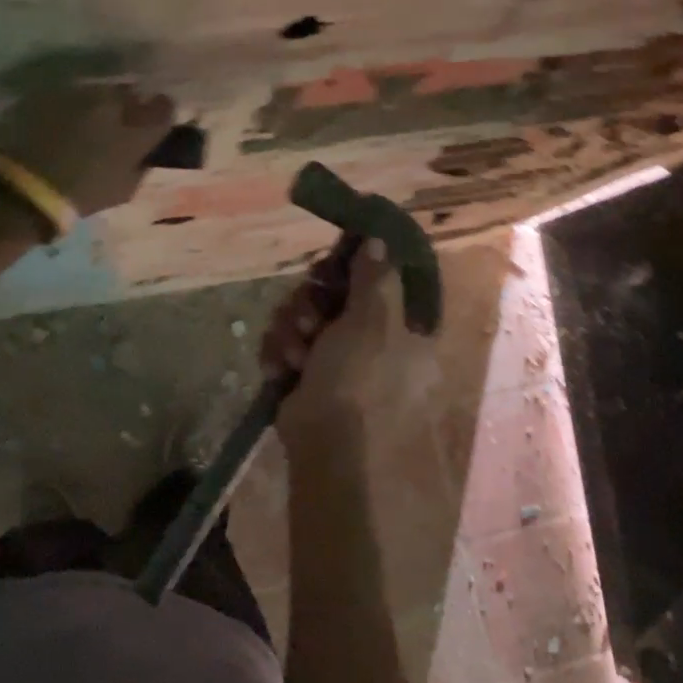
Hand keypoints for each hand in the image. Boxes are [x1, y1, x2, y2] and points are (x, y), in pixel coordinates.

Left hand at [0, 84, 175, 215]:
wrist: (21, 189)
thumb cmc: (79, 197)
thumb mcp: (122, 190)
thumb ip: (140, 165)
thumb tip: (144, 152)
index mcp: (134, 131)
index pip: (163, 109)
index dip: (160, 114)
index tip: (153, 123)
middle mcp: (109, 103)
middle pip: (128, 93)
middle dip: (126, 107)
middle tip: (115, 127)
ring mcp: (75, 93)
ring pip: (96, 91)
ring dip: (96, 105)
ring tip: (82, 126)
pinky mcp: (45, 92)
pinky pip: (65, 95)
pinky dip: (66, 107)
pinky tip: (56, 126)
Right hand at [264, 239, 436, 459]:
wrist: (326, 444)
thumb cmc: (359, 378)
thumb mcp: (374, 320)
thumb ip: (374, 276)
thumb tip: (378, 239)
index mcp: (403, 332)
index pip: (377, 282)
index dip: (350, 269)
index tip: (330, 264)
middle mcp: (373, 345)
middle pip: (333, 297)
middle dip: (311, 304)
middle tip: (308, 317)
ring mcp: (336, 363)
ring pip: (303, 318)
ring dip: (291, 331)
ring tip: (295, 353)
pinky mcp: (305, 378)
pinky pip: (285, 346)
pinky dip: (280, 355)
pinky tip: (281, 370)